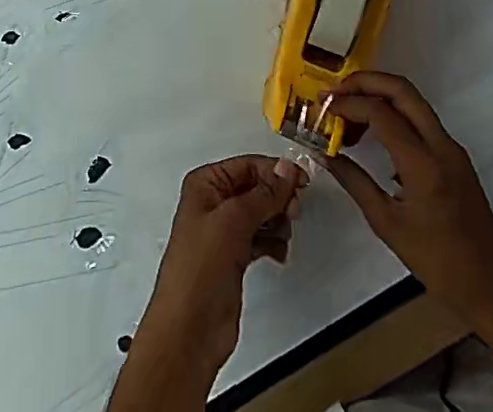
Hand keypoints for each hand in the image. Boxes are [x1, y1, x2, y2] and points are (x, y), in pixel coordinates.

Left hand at [107, 156, 304, 411]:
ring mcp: (224, 231)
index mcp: (204, 185)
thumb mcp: (233, 221)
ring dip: (277, 221)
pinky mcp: (234, 255)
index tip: (301, 181)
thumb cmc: (197, 271)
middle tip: (292, 211)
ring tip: (281, 235)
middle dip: (278, 198)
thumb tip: (285, 170)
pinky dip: (273, 242)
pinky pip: (262, 237)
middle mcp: (213, 203)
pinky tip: (277, 252)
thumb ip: (264, 193)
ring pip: (262, 213)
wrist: (191, 326)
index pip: (247, 165)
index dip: (275, 171)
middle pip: (257, 187)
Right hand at [328, 72, 492, 411]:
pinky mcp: (454, 157)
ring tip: (346, 111)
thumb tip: (325, 155)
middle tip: (333, 92)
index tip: (323, 107)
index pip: (381, 113)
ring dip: (378, 95)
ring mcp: (452, 149)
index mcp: (424, 165)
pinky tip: (370, 133)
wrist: (490, 286)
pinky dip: (392, 113)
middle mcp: (442, 147)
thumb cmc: (436, 260)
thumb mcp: (385, 222)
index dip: (348, 103)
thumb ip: (354, 181)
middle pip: (402, 90)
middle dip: (364, 82)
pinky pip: (420, 120)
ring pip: (413, 101)